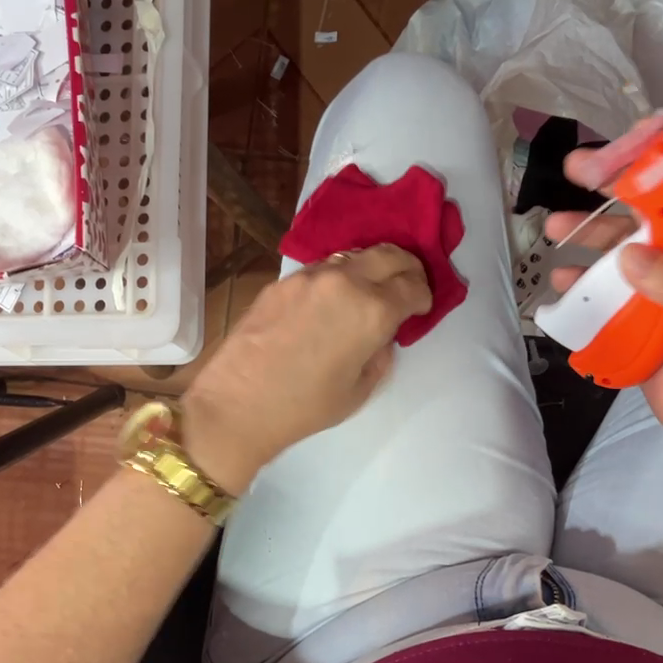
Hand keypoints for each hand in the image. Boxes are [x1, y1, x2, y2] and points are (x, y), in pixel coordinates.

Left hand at [180, 244, 431, 489]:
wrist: (239, 404)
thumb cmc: (305, 408)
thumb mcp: (359, 390)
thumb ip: (380, 354)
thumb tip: (381, 335)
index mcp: (372, 310)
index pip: (412, 285)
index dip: (423, 295)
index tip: (422, 306)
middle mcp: (344, 281)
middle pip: (388, 255)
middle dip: (405, 268)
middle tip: (407, 285)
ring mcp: (309, 277)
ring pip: (353, 256)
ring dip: (369, 268)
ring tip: (370, 291)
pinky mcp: (281, 282)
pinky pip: (321, 270)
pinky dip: (337, 278)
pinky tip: (332, 301)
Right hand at [547, 145, 662, 442]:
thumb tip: (628, 253)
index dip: (654, 167)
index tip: (620, 151)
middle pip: (642, 216)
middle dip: (607, 192)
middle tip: (574, 173)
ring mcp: (656, 290)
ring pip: (617, 252)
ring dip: (585, 238)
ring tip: (554, 232)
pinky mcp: (633, 319)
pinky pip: (603, 294)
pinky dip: (580, 285)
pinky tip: (562, 281)